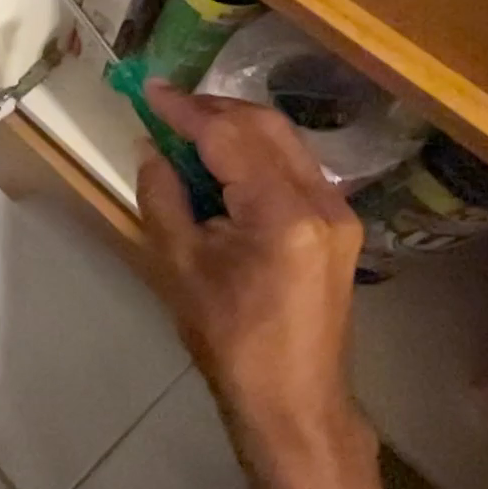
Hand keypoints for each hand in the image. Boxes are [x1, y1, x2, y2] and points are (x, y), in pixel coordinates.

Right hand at [136, 82, 364, 444]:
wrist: (293, 399)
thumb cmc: (228, 338)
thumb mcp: (179, 266)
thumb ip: (162, 196)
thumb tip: (149, 148)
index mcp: (282, 215)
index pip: (229, 138)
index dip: (185, 110)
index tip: (149, 89)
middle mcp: (322, 201)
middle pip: (265, 126)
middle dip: (212, 108)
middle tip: (166, 104)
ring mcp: (338, 211)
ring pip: (283, 141)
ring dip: (234, 125)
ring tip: (187, 125)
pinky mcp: (338, 224)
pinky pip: (293, 165)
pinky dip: (254, 150)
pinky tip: (222, 159)